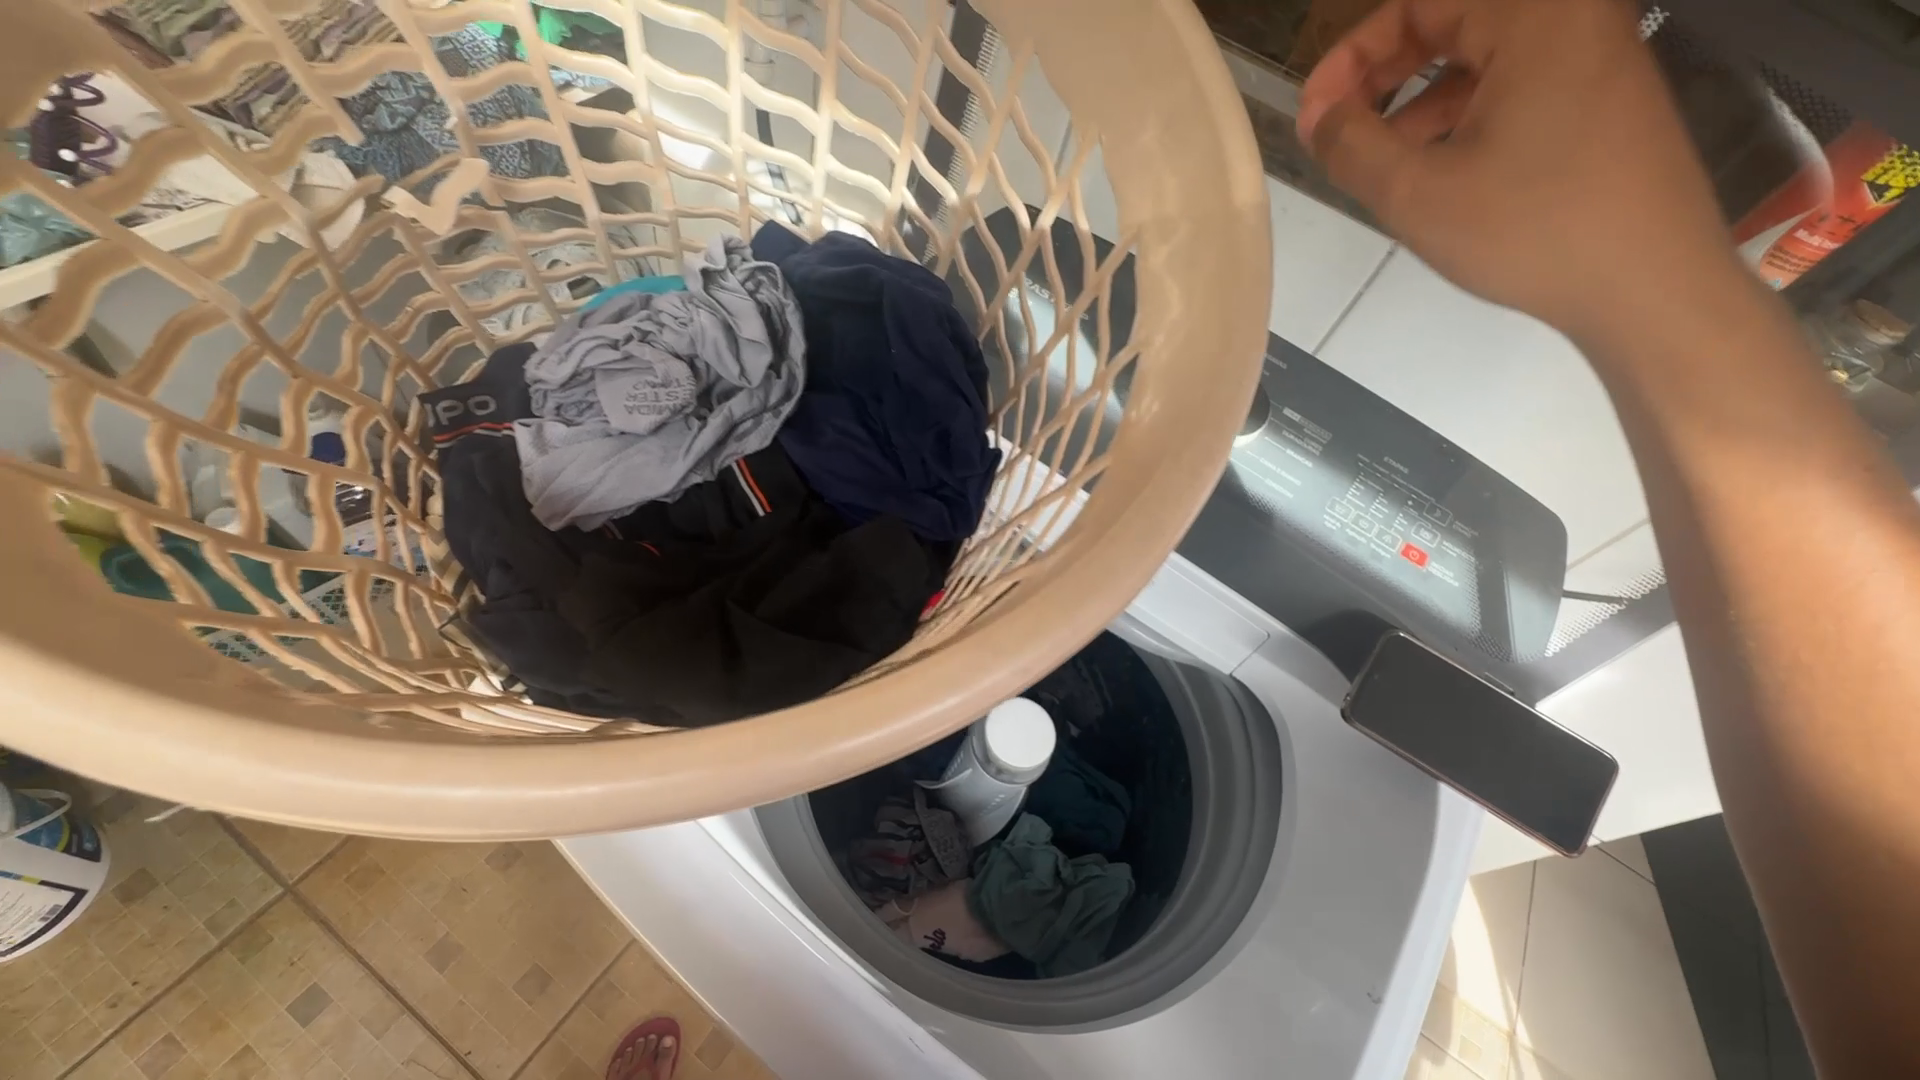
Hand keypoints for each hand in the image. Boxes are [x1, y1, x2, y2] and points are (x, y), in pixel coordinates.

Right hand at [1296, 0, 1741, 343]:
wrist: (1649, 284)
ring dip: (1412, 101)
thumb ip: (1352, 146)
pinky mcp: (1598, 102)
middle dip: (1378, 74)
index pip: (1418, 3)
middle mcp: (1572, 19)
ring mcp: (1593, 60)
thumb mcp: (1417, 194)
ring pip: (1477, 58)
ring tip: (1371, 158)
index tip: (1314, 116)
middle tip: (1333, 129)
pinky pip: (1510, 88)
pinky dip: (1457, 117)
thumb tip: (1318, 117)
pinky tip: (1427, 168)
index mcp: (1536, 16)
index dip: (1350, 56)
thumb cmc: (1531, 230)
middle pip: (1450, 21)